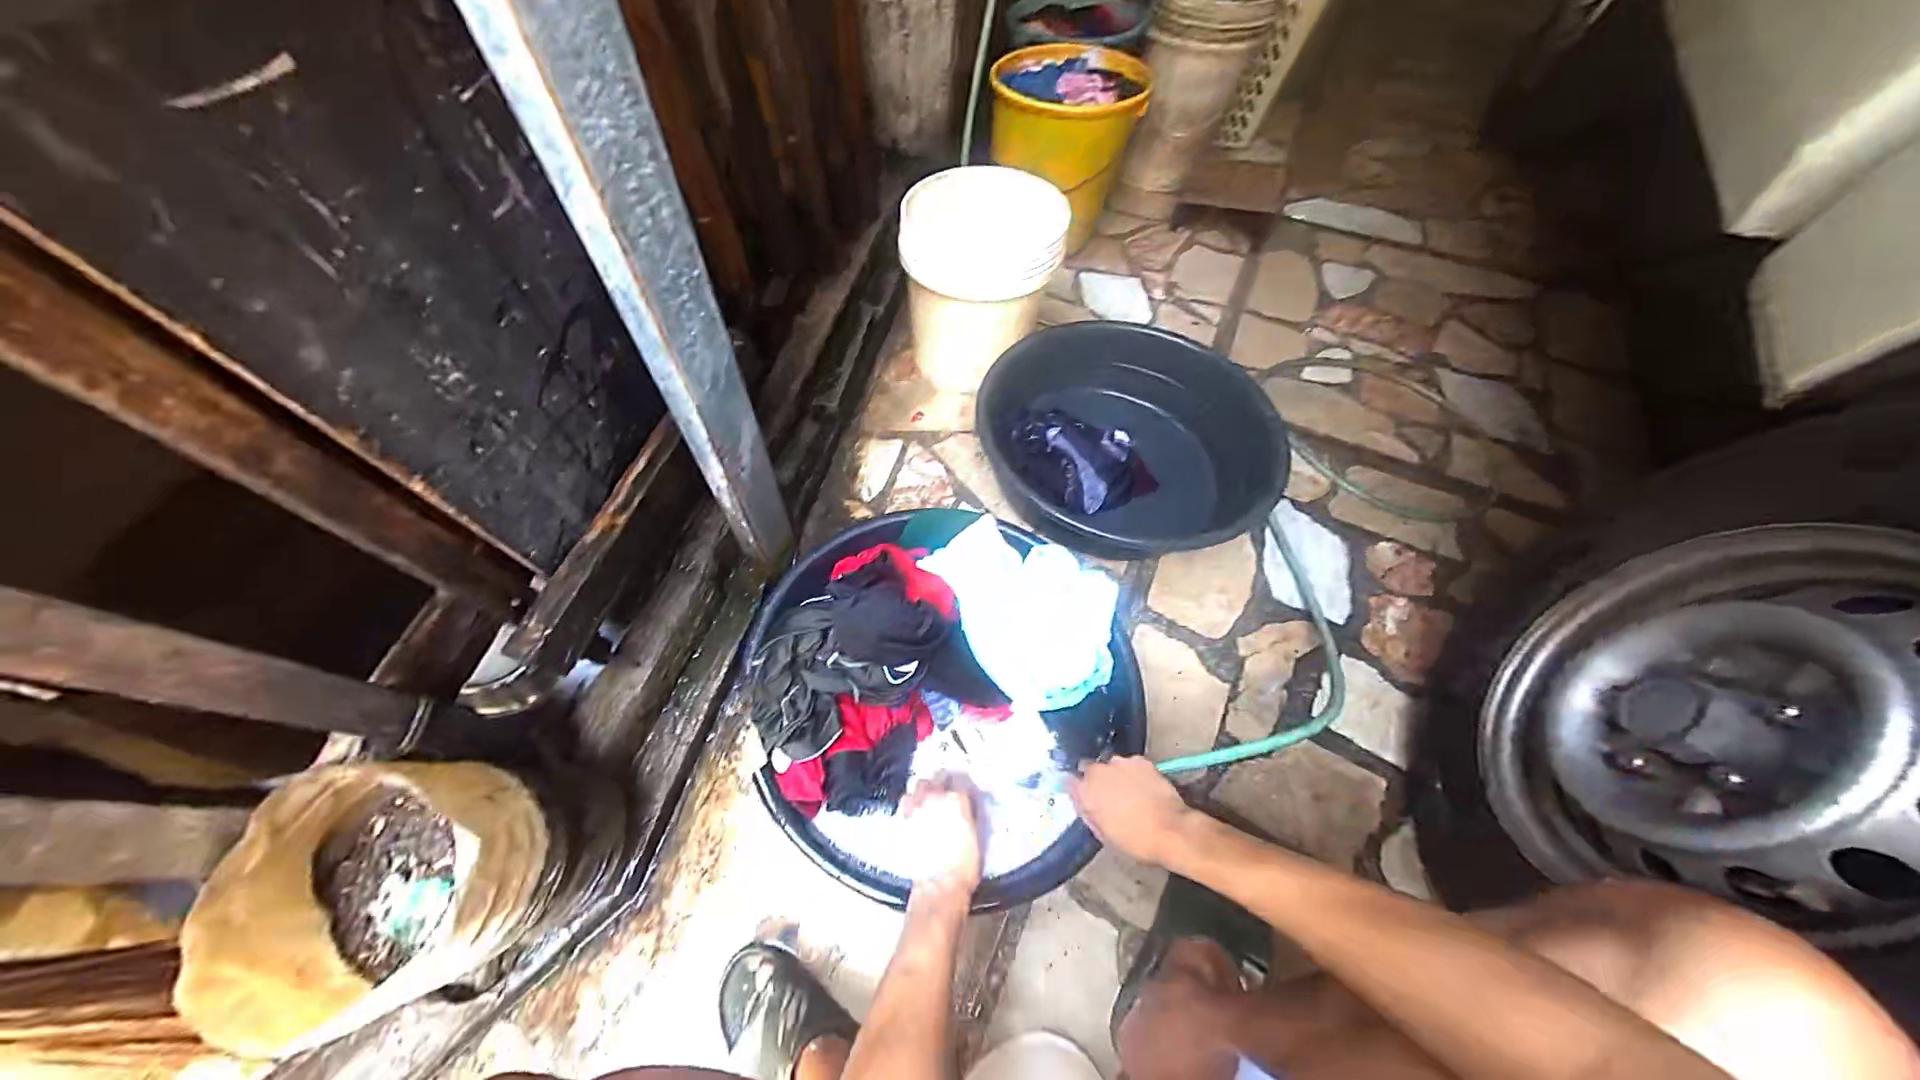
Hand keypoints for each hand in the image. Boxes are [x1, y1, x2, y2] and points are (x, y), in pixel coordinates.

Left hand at [899, 774, 981, 900]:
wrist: (939, 885)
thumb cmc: (965, 865)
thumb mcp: (977, 834)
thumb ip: (971, 811)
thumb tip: (968, 802)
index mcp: (957, 799)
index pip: (961, 779)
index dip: (963, 784)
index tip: (965, 789)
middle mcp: (935, 797)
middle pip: (938, 776)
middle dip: (944, 779)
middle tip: (947, 787)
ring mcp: (917, 806)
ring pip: (919, 783)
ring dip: (926, 786)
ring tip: (929, 794)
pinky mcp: (904, 818)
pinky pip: (906, 798)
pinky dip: (912, 798)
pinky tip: (916, 806)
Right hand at [1071, 756, 1193, 865]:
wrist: (1171, 829)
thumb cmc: (1135, 840)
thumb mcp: (1104, 834)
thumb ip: (1088, 812)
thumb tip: (1083, 802)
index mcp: (1085, 792)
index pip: (1069, 781)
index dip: (1076, 788)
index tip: (1083, 796)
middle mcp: (1098, 771)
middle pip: (1089, 769)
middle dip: (1095, 779)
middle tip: (1109, 796)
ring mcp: (1120, 763)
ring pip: (1111, 765)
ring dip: (1115, 774)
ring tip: (1129, 791)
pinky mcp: (1140, 760)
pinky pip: (1130, 764)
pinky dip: (1134, 772)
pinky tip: (1144, 786)